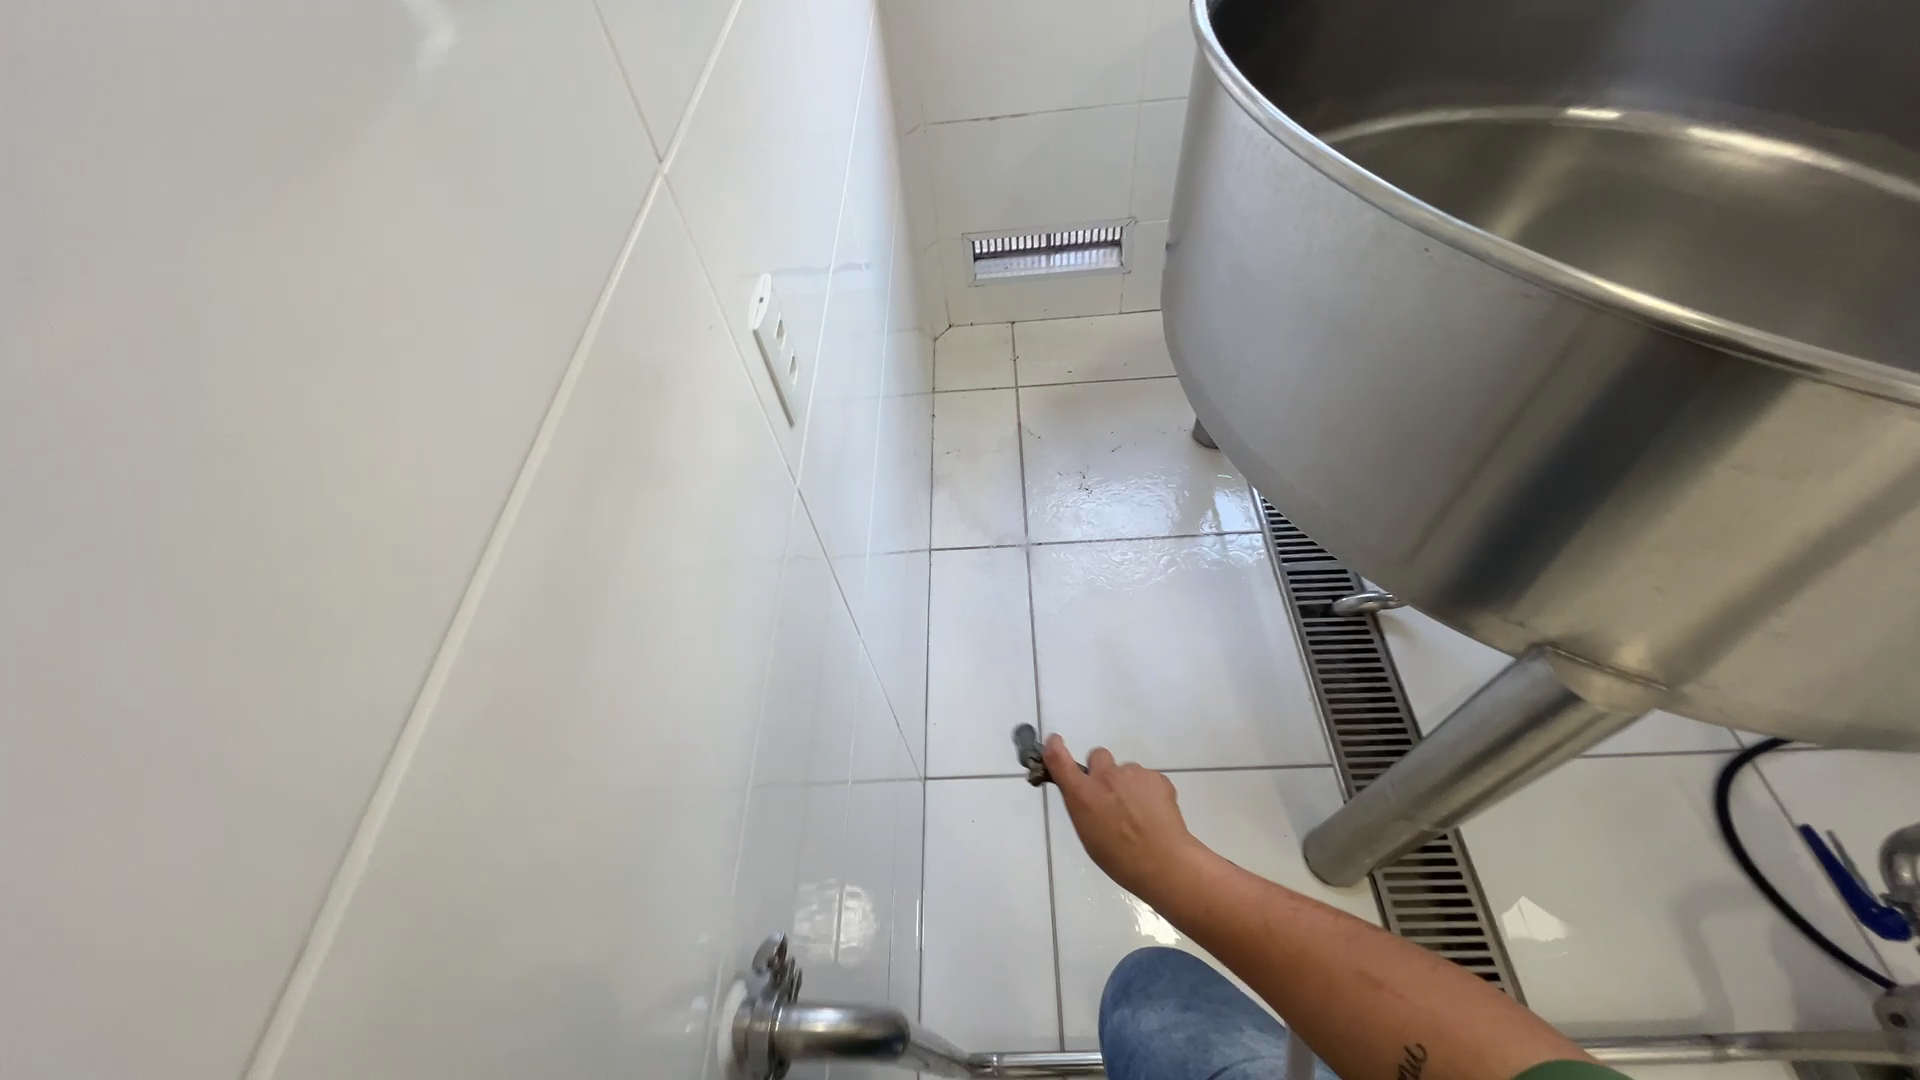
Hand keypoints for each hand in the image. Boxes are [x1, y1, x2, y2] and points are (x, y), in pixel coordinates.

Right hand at [1044, 734, 1205, 903]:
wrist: (1164, 863)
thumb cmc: (1120, 859)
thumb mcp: (1088, 835)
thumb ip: (1083, 806)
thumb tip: (1087, 795)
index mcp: (1082, 794)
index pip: (1059, 760)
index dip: (1055, 748)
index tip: (1055, 741)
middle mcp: (1105, 777)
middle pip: (1098, 756)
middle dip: (1101, 771)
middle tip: (1110, 795)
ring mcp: (1133, 774)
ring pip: (1126, 771)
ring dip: (1128, 785)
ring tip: (1140, 814)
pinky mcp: (1157, 777)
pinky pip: (1147, 779)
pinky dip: (1149, 792)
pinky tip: (1156, 814)